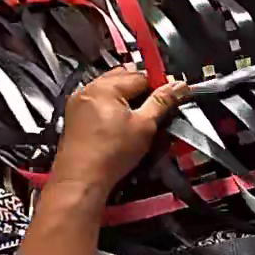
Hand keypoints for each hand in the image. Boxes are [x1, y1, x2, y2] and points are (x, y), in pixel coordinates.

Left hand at [50, 68, 187, 193]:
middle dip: (142, 89)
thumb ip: (162, 102)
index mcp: (106, 87)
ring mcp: (79, 102)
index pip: (141, 75)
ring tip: (139, 116)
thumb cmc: (111, 153)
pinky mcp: (75, 115)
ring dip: (127, 97)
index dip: (159, 85)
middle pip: (124, 78)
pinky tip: (121, 123)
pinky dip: (112, 106)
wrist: (81, 179)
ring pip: (110, 89)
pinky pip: (99, 101)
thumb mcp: (144, 126)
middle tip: (157, 108)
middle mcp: (89, 88)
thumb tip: (179, 85)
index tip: (171, 97)